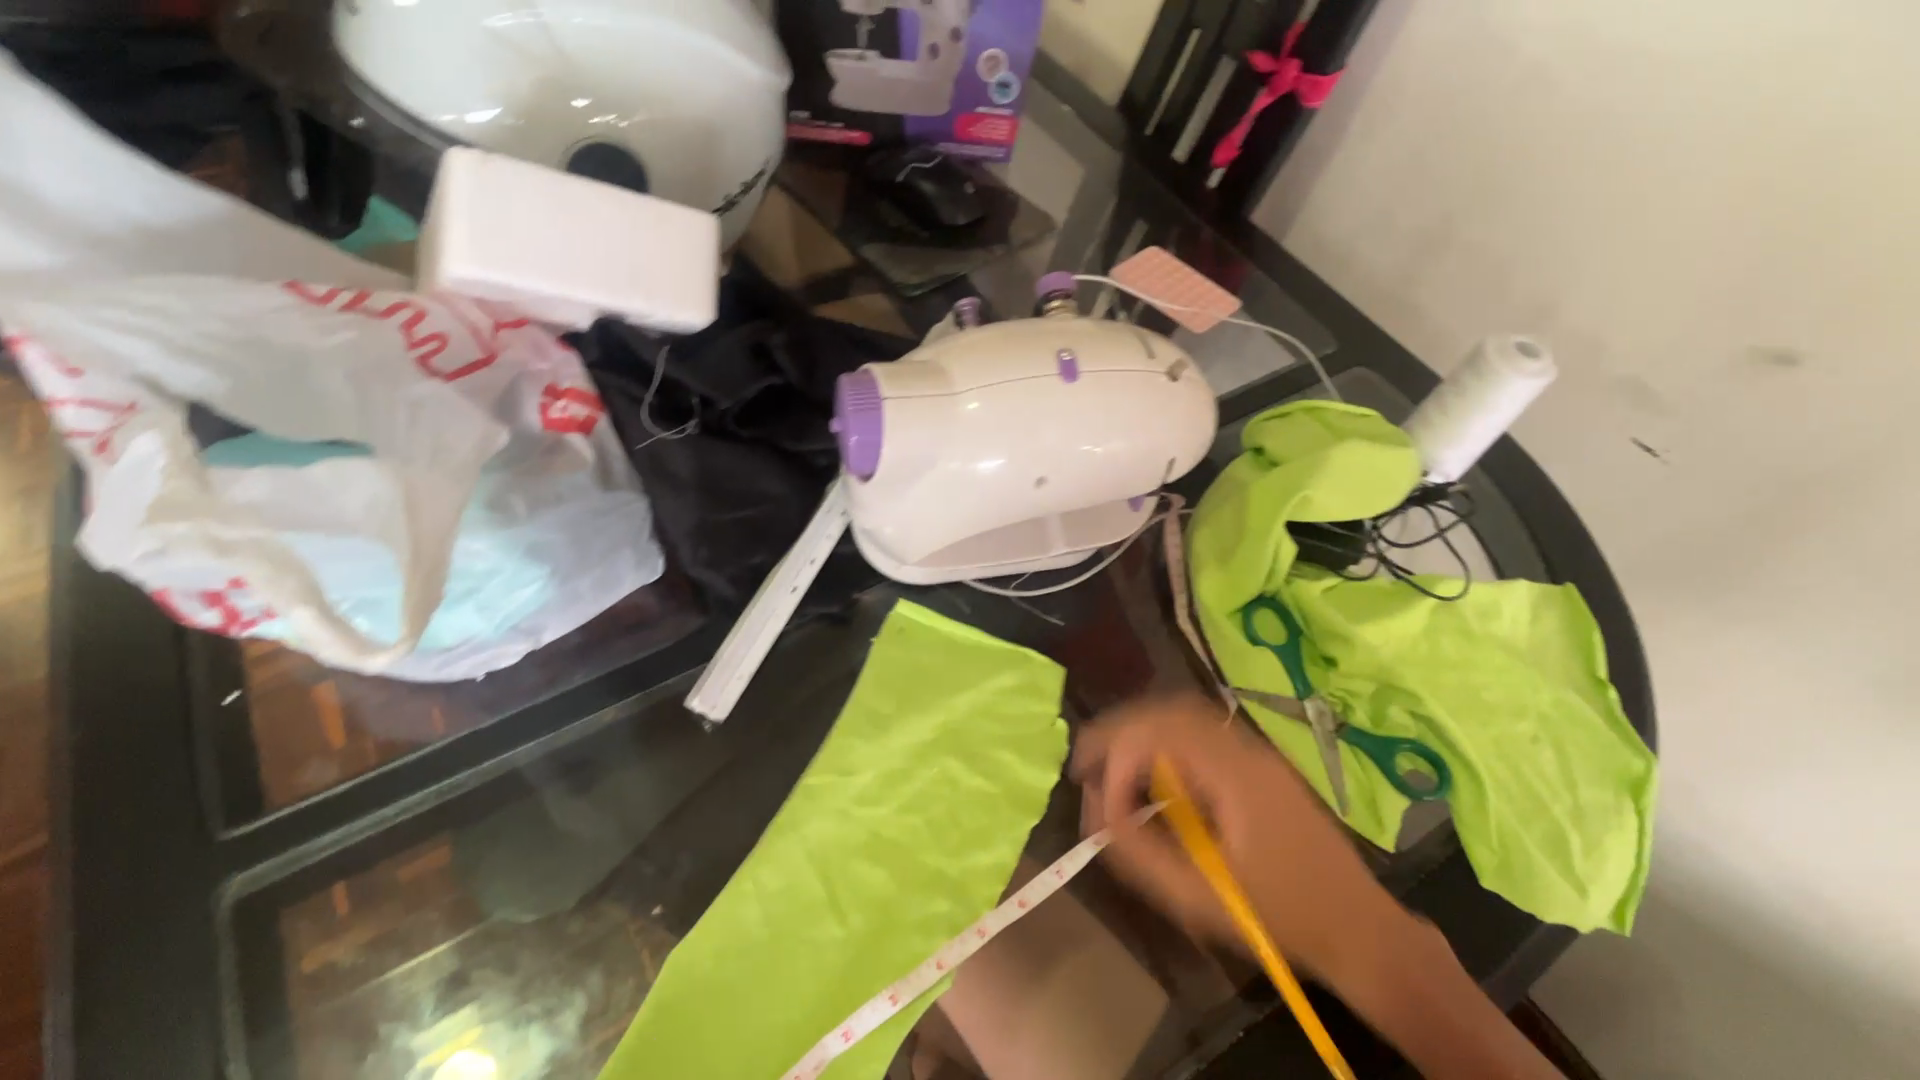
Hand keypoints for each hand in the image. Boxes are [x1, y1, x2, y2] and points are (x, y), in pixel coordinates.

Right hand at [1072, 694, 1405, 983]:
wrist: (1360, 930)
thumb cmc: (1281, 918)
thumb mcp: (1200, 896)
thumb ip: (1139, 852)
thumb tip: (1095, 814)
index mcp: (1234, 772)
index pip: (1157, 732)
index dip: (1115, 758)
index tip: (1098, 800)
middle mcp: (1246, 750)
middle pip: (1168, 711)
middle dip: (1119, 732)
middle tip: (1085, 765)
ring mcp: (1258, 757)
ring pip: (1185, 720)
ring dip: (1141, 738)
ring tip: (1110, 771)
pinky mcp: (1261, 772)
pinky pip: (1202, 741)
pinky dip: (1165, 750)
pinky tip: (1153, 785)